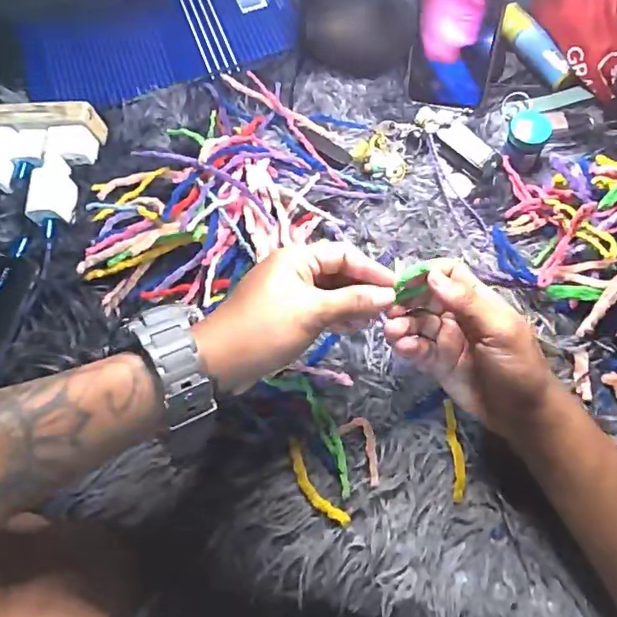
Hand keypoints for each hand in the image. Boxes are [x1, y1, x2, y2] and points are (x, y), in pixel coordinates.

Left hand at [193, 241, 396, 393]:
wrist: (219, 362)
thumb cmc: (267, 329)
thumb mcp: (313, 312)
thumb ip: (353, 300)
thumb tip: (389, 295)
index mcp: (297, 257)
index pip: (345, 254)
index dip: (373, 270)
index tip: (398, 288)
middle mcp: (295, 268)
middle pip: (339, 271)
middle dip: (364, 288)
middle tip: (390, 308)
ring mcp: (291, 290)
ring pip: (332, 291)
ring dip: (353, 303)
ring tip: (375, 320)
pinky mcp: (289, 311)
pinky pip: (321, 306)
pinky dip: (338, 314)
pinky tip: (354, 327)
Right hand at [382, 260, 559, 439]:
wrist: (523, 415)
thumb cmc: (519, 366)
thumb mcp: (500, 330)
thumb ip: (467, 302)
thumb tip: (432, 275)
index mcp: (477, 301)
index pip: (448, 273)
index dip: (427, 274)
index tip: (407, 283)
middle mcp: (458, 315)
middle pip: (425, 297)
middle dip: (407, 300)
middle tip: (392, 310)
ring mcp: (446, 339)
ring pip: (416, 322)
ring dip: (402, 323)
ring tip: (393, 332)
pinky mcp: (437, 362)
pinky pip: (416, 347)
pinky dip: (406, 344)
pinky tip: (403, 347)